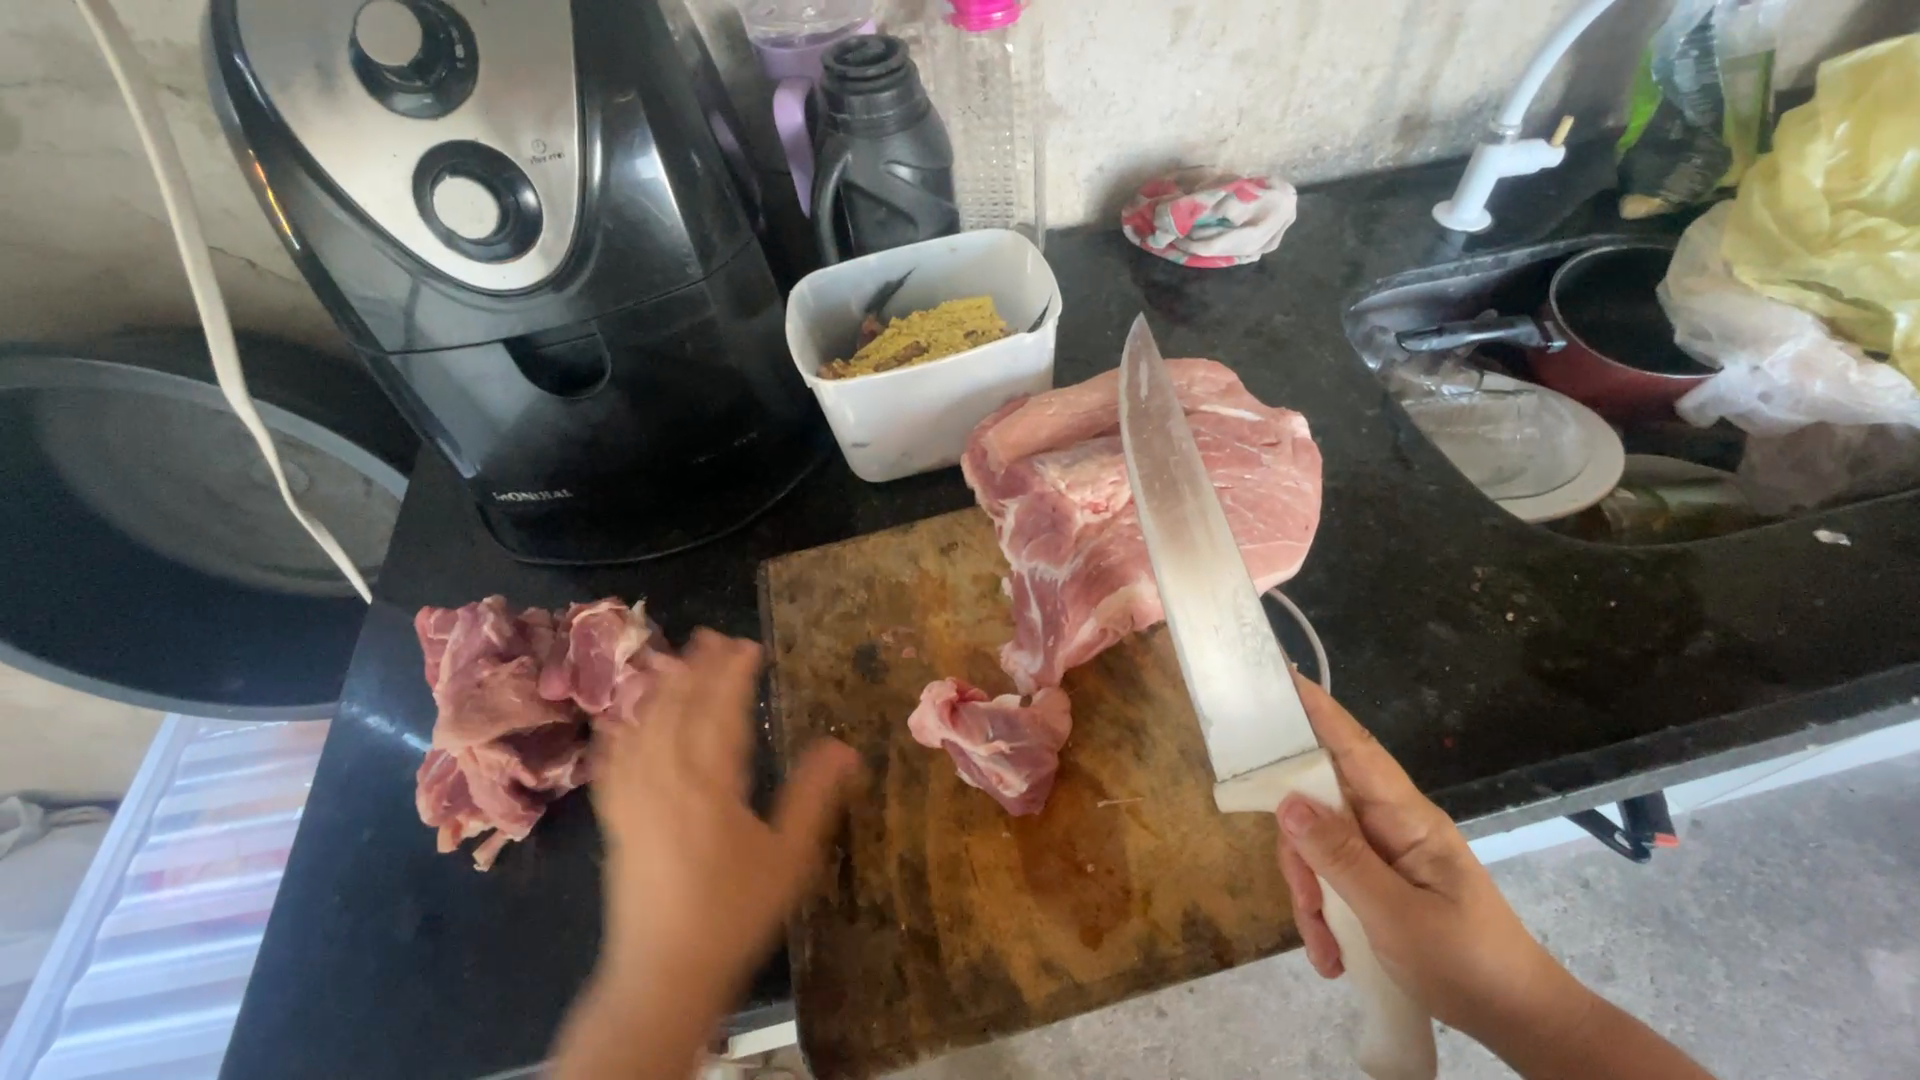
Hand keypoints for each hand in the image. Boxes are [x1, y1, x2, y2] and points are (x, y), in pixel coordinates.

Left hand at [590, 629, 861, 998]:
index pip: (723, 712)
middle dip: (697, 669)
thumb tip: (844, 746)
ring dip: (660, 690)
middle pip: (680, 710)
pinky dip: (619, 734)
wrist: (663, 972)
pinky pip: (612, 765)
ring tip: (674, 661)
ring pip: (644, 730)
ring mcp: (634, 799)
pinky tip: (619, 720)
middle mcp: (666, 780)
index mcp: (711, 783)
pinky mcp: (615, 821)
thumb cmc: (734, 913)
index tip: (747, 646)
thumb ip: (814, 796)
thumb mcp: (789, 857)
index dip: (734, 674)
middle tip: (712, 637)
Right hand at [1274, 674, 1582, 1046]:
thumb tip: (1287, 802)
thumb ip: (1340, 857)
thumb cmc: (1468, 964)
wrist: (1521, 1021)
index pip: (1355, 747)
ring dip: (1312, 896)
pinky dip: (1325, 914)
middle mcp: (1391, 823)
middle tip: (1305, 904)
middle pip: (1319, 806)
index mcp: (1407, 818)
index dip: (1318, 711)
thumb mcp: (1396, 916)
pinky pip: (1332, 877)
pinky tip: (1334, 954)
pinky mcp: (1380, 880)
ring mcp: (1385, 852)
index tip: (1281, 675)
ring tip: (1327, 949)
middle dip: (1301, 854)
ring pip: (1319, 847)